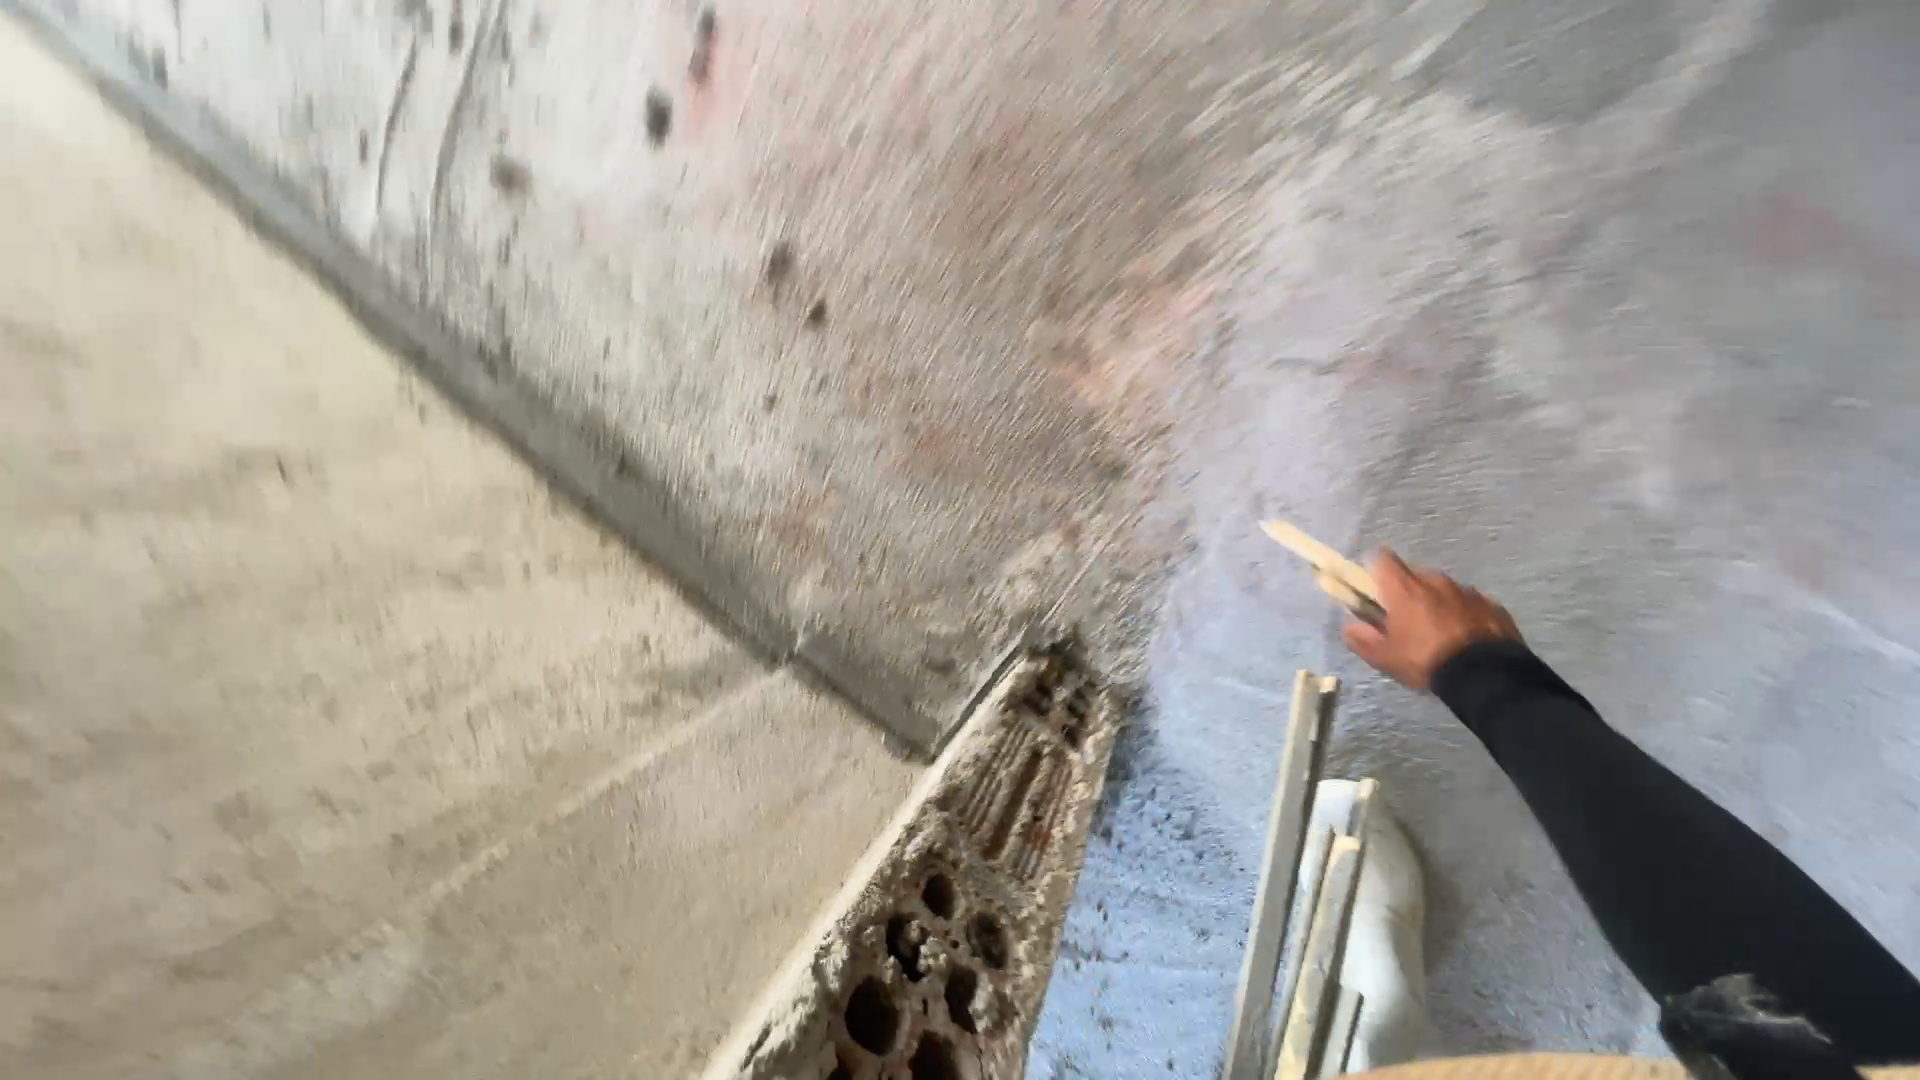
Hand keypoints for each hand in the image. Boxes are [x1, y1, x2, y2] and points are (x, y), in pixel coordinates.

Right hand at [1342, 549, 1522, 690]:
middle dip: (1406, 590)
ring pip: (1442, 588)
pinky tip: (1463, 636)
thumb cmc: (1426, 660)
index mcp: (1404, 588)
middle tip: (1404, 617)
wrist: (1487, 675)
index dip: (1374, 570)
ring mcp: (1466, 591)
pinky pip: (1468, 602)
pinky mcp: (1492, 605)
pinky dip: (1461, 613)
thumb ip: (1361, 638)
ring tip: (1438, 630)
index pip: (1382, 558)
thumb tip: (1349, 625)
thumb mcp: (1384, 657)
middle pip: (1413, 574)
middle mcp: (1435, 581)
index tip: (1372, 588)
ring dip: (1435, 601)